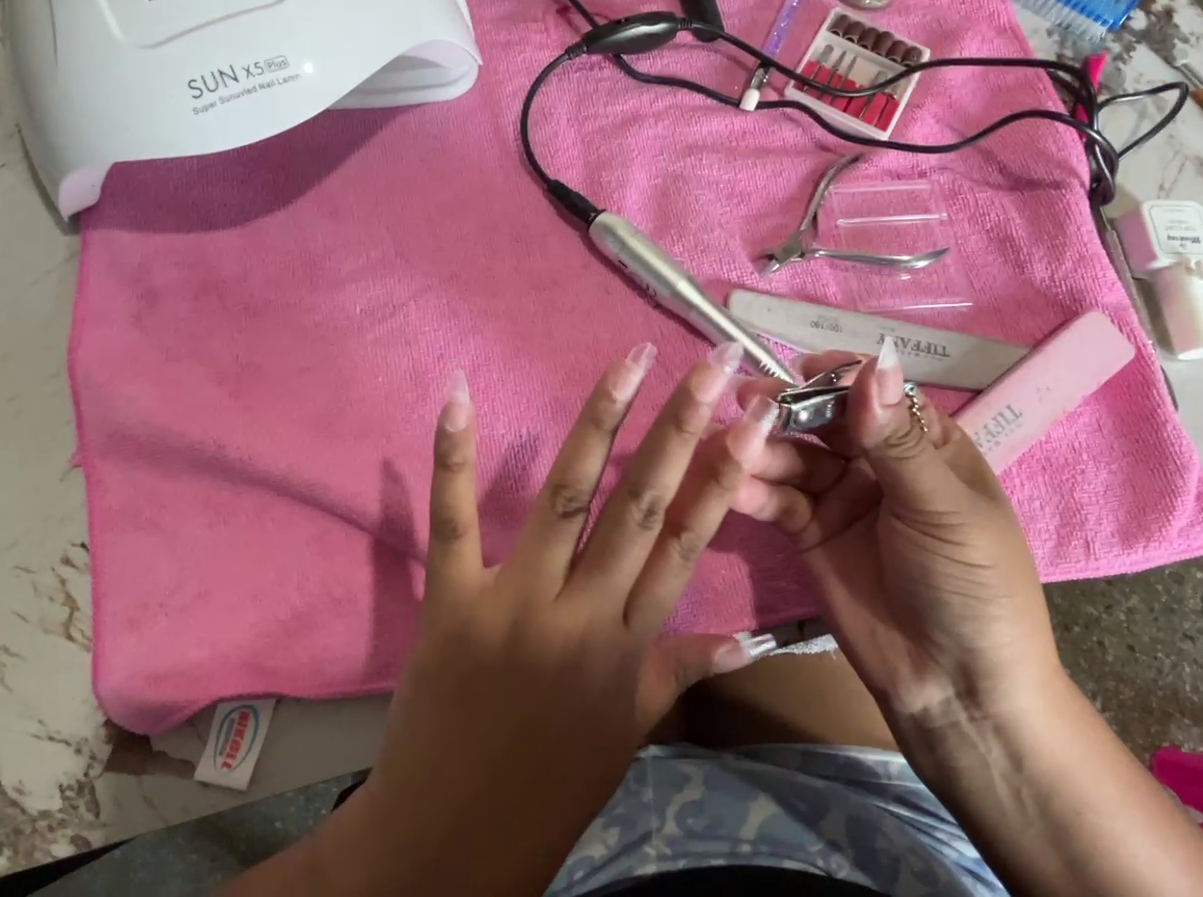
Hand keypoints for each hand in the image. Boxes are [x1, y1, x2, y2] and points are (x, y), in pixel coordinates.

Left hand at [332, 342, 778, 895]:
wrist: (455, 839)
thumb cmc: (551, 785)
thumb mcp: (630, 732)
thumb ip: (680, 672)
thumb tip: (749, 641)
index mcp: (630, 643)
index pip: (688, 542)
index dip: (725, 475)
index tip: (753, 417)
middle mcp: (584, 612)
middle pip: (642, 504)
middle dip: (680, 427)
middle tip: (708, 362)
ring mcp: (516, 602)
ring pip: (568, 496)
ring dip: (600, 421)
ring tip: (628, 362)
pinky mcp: (450, 602)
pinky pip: (452, 520)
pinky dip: (451, 457)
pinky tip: (458, 394)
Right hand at [727, 350, 1060, 730]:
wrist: (955, 686)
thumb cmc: (972, 587)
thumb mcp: (942, 509)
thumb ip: (898, 441)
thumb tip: (876, 360)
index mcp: (927, 446)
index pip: (877, 394)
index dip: (839, 378)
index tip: (798, 368)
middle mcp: (879, 464)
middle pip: (826, 422)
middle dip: (788, 410)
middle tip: (745, 401)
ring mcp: (841, 500)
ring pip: (795, 459)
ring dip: (764, 450)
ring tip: (733, 448)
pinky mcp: (810, 535)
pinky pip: (778, 501)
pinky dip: (756, 492)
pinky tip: (738, 490)